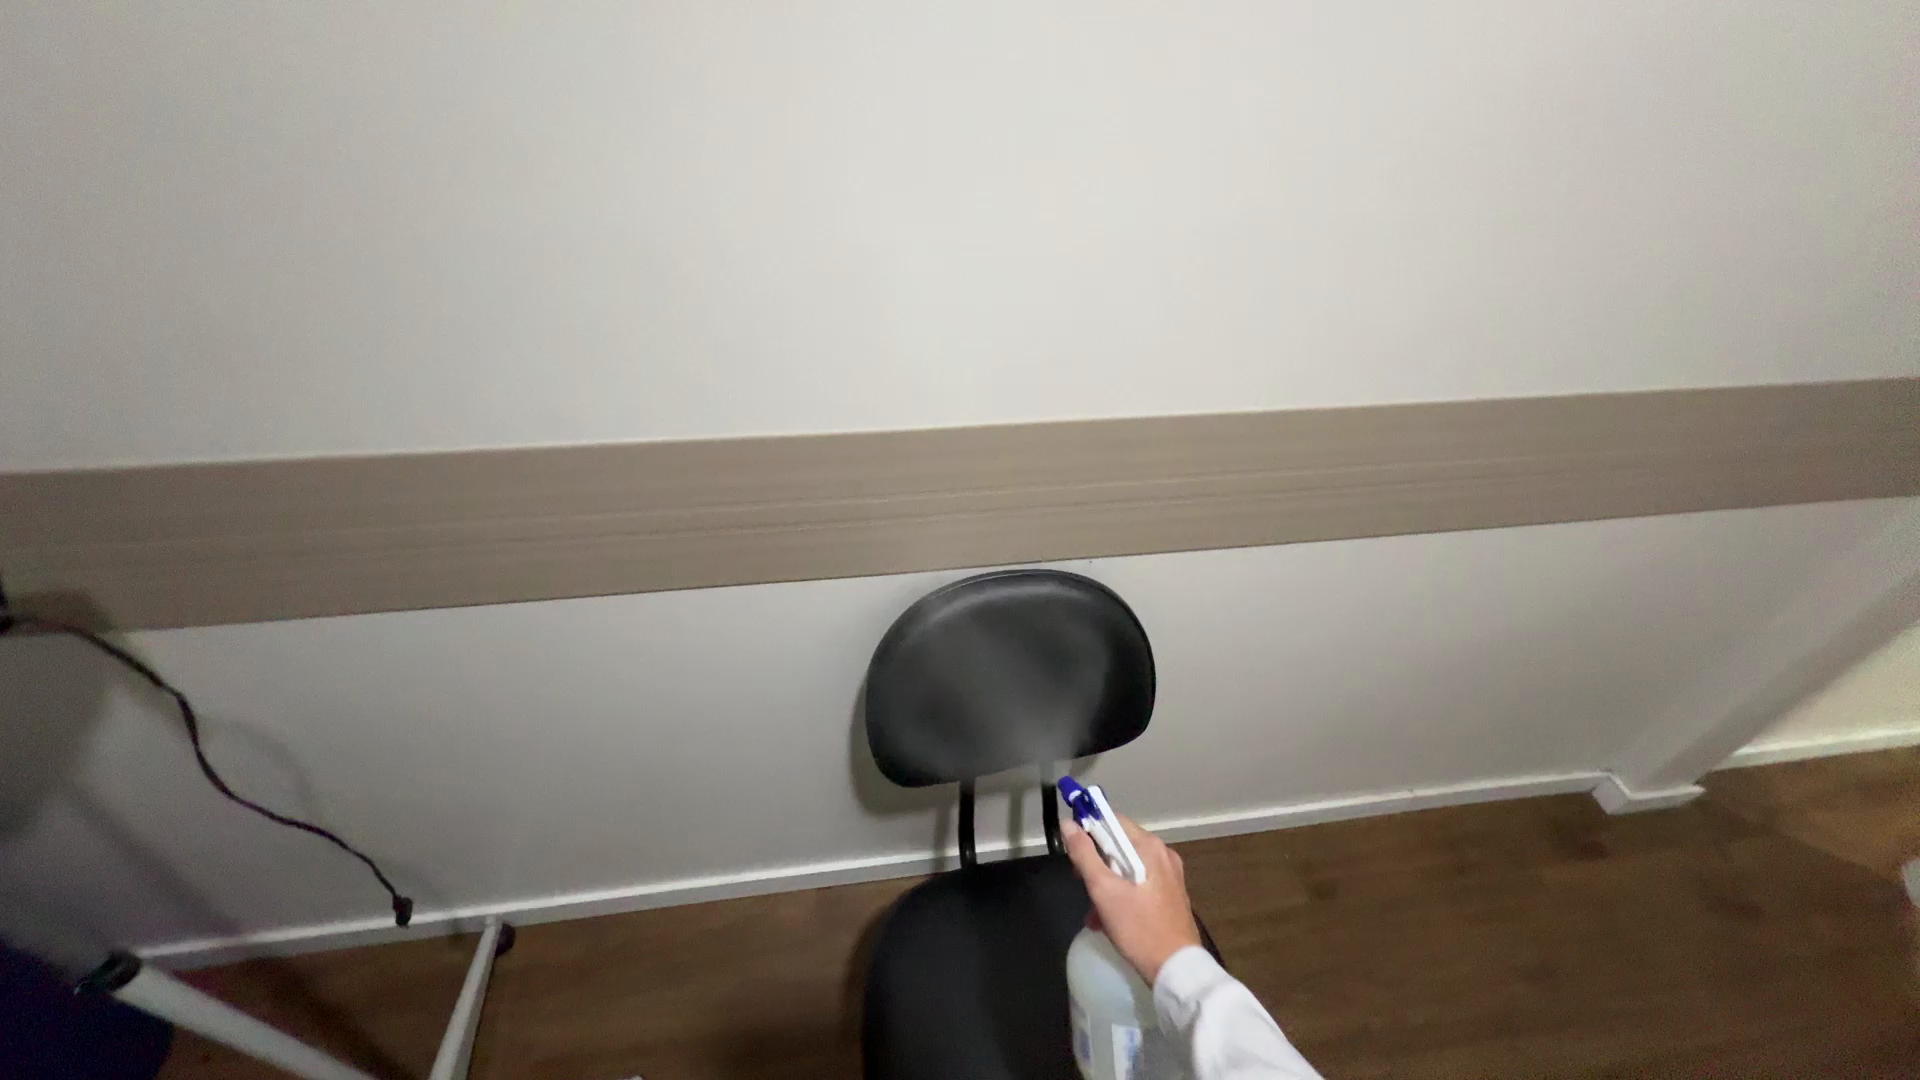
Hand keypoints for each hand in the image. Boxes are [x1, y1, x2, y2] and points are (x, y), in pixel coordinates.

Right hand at [1062, 813, 1203, 983]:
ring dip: (1105, 885)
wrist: (1177, 971)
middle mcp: (1163, 855)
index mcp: (1149, 847)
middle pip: (1119, 846)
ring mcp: (1169, 877)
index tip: (1073, 851)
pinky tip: (1108, 920)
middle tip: (1080, 885)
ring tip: (1093, 913)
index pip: (1113, 821)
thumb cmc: (1139, 928)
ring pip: (1126, 868)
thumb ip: (1084, 855)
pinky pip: (1138, 885)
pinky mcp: (1170, 896)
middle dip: (1096, 864)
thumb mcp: (1104, 891)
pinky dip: (1121, 896)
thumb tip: (1069, 824)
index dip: (1089, 831)